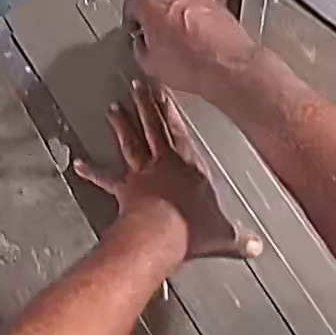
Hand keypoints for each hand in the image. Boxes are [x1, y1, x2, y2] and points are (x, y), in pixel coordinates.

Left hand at [74, 79, 262, 260]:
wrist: (161, 236)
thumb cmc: (190, 229)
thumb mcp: (222, 235)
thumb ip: (238, 238)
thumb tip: (256, 248)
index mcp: (188, 167)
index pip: (178, 132)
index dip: (170, 111)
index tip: (163, 93)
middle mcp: (163, 164)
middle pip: (152, 127)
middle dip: (144, 105)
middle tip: (135, 86)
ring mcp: (141, 174)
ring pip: (130, 142)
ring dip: (121, 124)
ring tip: (113, 108)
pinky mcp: (123, 190)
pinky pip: (105, 178)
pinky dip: (91, 170)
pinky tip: (78, 163)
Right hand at [124, 0, 262, 99]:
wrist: (230, 68)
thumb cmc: (194, 64)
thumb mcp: (150, 65)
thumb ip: (140, 48)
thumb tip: (144, 47)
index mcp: (152, 2)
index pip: (131, 5)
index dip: (131, 22)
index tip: (134, 31)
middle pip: (158, 1)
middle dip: (156, 20)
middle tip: (157, 42)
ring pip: (181, 5)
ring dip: (177, 21)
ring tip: (180, 47)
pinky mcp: (219, 5)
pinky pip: (200, 12)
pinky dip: (197, 24)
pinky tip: (198, 45)